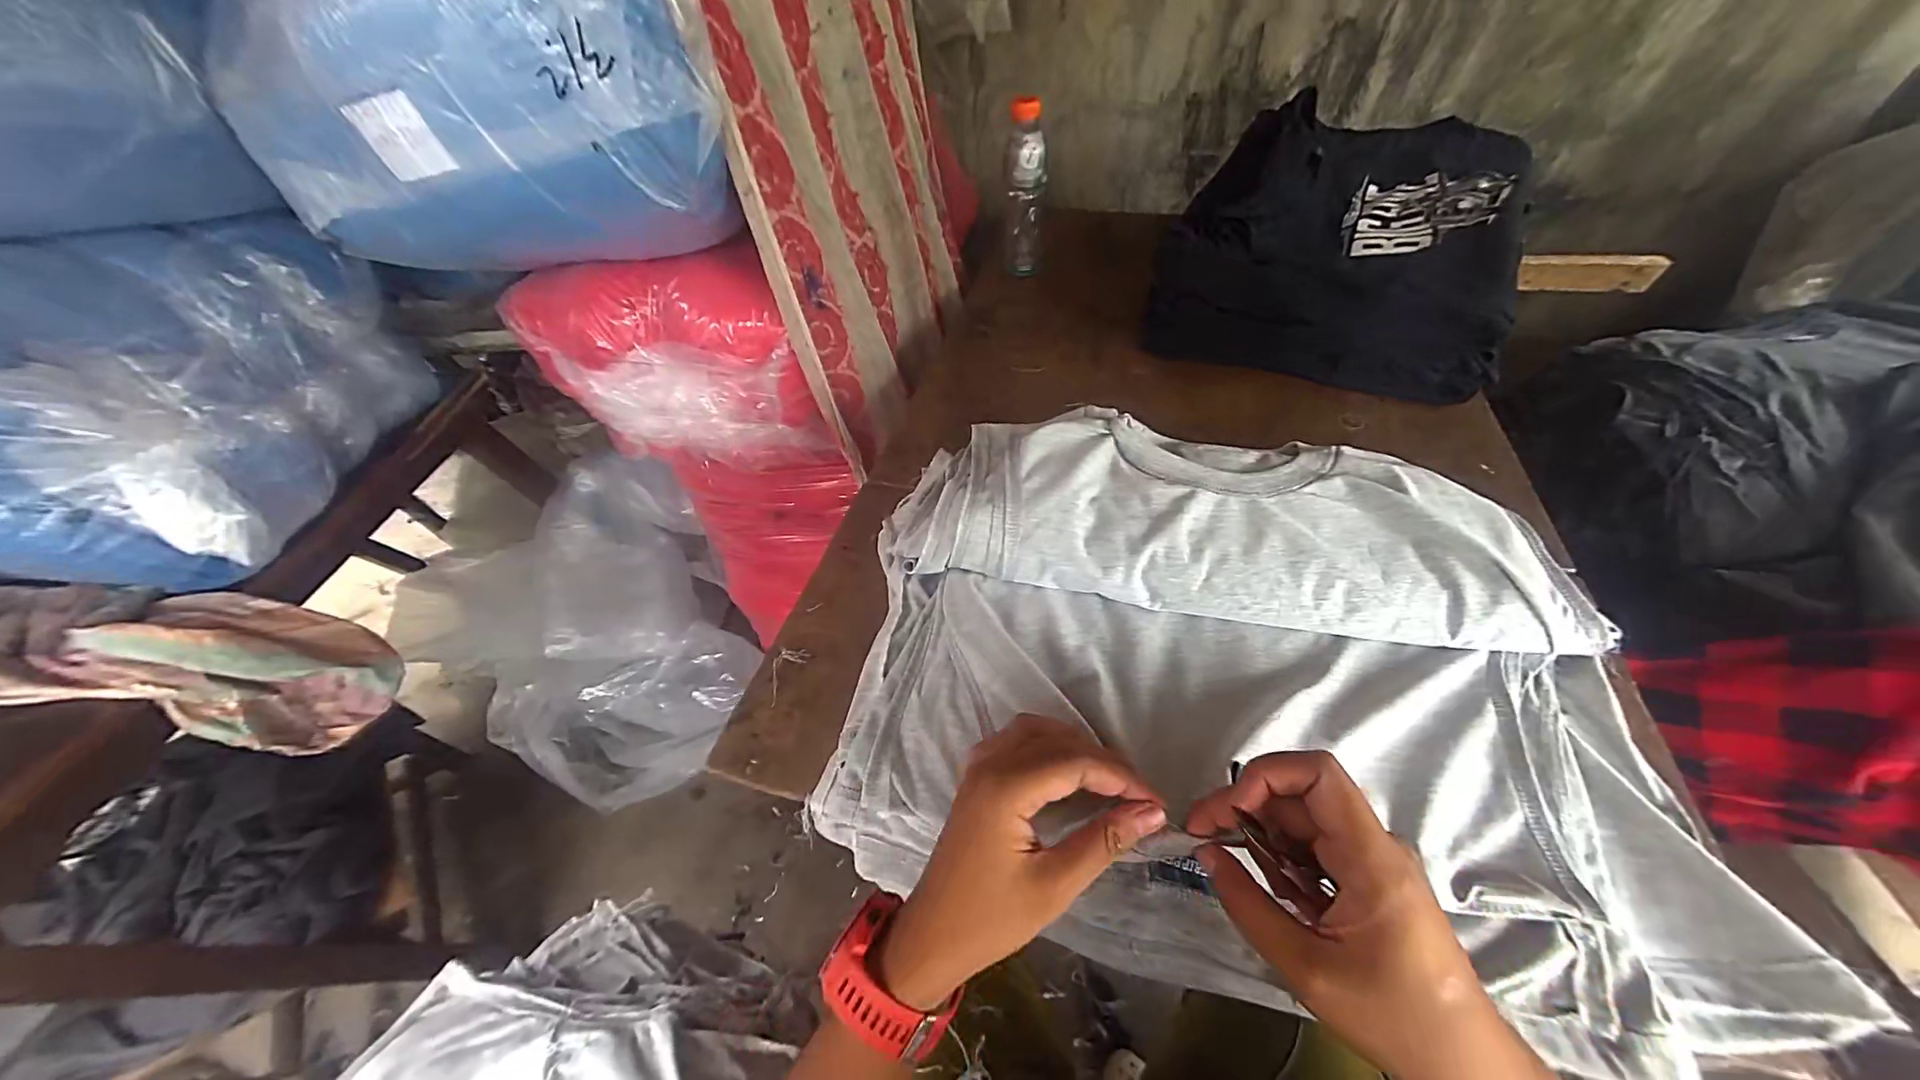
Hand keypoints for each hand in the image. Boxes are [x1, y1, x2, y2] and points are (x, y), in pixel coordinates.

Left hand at [874, 714, 1167, 1008]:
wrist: (933, 934)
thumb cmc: (992, 918)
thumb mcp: (1054, 885)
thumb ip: (1103, 841)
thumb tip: (1151, 812)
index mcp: (1005, 788)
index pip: (1075, 762)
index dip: (1121, 776)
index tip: (1156, 801)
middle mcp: (990, 764)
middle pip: (1057, 739)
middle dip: (1102, 760)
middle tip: (1138, 796)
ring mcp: (978, 765)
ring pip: (1035, 730)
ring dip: (1075, 746)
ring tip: (1110, 781)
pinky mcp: (976, 775)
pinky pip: (1017, 740)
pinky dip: (1048, 746)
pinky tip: (1067, 773)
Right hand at [1188, 751, 1549, 1079]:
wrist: (1462, 1062)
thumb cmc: (1393, 1018)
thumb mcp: (1306, 967)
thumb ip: (1248, 905)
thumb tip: (1207, 854)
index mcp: (1371, 858)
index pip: (1318, 774)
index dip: (1264, 776)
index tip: (1229, 811)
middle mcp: (1374, 845)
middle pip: (1299, 794)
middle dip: (1245, 805)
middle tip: (1204, 833)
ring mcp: (1372, 858)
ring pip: (1301, 818)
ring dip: (1260, 834)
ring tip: (1237, 869)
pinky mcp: (1367, 875)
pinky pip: (1313, 844)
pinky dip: (1280, 856)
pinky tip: (1273, 889)